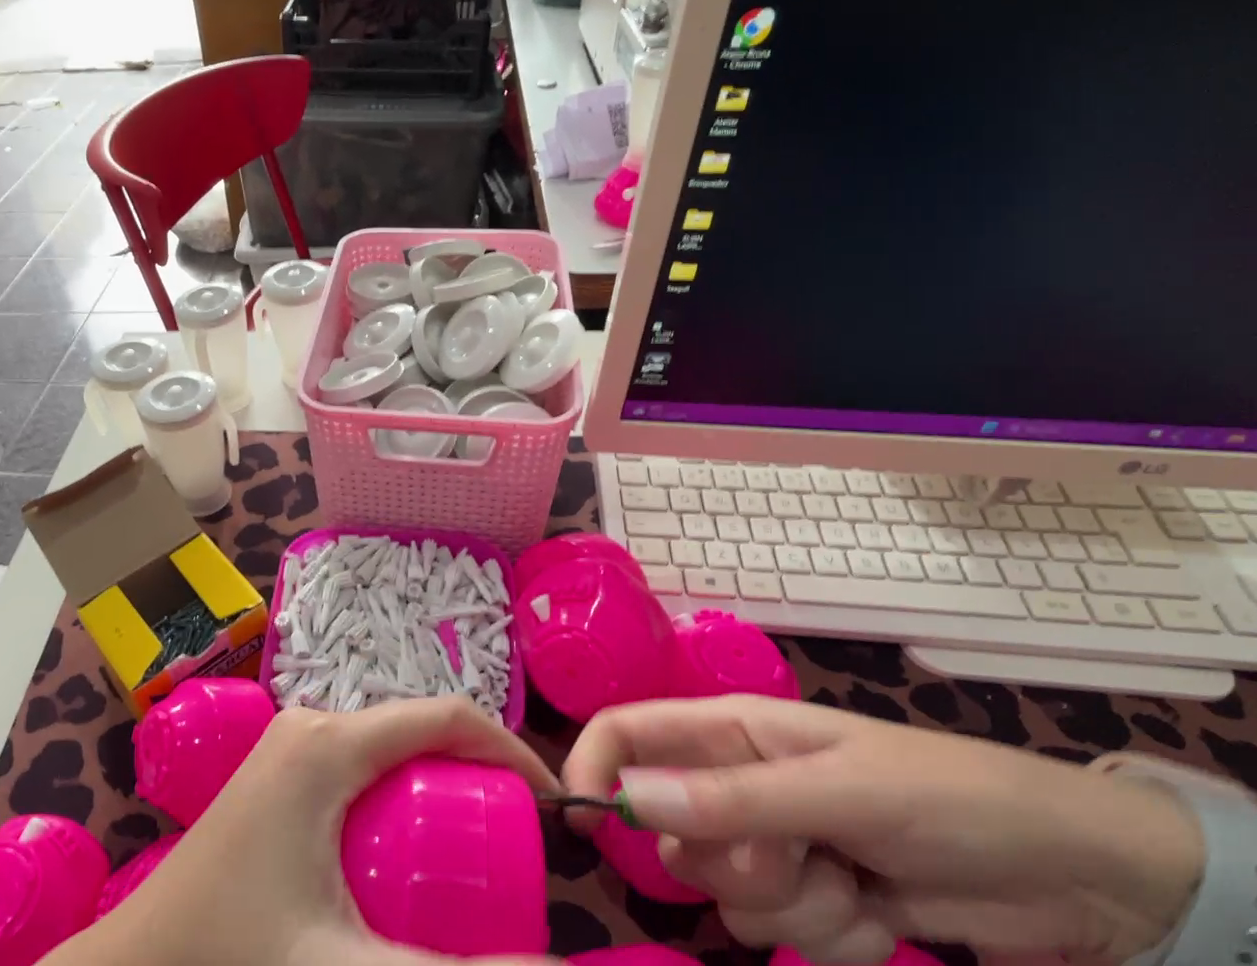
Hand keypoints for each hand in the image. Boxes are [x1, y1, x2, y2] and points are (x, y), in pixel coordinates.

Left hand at [58, 697, 560, 965]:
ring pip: (390, 747)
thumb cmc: (235, 949)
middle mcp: (310, 726)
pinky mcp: (279, 770)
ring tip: (473, 849)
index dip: (511, 749)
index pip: (446, 715)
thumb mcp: (346, 965)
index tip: (551, 808)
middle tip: (516, 842)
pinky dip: (402, 795)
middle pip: (419, 728)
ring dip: (439, 784)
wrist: (141, 960)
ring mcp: (290, 745)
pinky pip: (362, 766)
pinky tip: (411, 852)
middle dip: (477, 773)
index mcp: (328, 746)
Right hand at [562, 696, 1204, 965]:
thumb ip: (731, 797)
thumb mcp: (840, 791)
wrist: (1080, 877)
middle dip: (735, 861)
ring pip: (726, 894)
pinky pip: (779, 934)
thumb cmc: (953, 800)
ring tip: (859, 884)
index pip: (630, 731)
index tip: (589, 823)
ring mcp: (778, 847)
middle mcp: (742, 786)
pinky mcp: (815, 902)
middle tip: (800, 854)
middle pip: (672, 831)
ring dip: (793, 907)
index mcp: (735, 732)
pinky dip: (833, 938)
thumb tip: (624, 796)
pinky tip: (883, 914)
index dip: (596, 765)